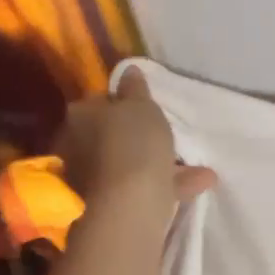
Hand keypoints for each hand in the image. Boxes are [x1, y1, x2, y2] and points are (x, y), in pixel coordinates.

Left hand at [56, 70, 214, 212]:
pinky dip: (166, 183)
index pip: (101, 101)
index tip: (150, 110)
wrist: (129, 203)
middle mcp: (76, 143)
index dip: (126, 103)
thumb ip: (136, 89)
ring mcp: (90, 175)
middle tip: (169, 137)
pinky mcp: (109, 202)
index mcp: (80, 114)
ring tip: (195, 165)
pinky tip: (198, 182)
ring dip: (157, 162)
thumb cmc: (135, 144)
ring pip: (128, 162)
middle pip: (111, 133)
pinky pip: (142, 186)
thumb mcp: (143, 107)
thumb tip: (129, 71)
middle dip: (139, 136)